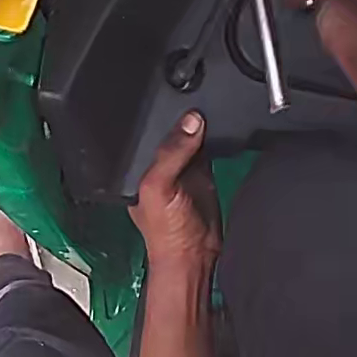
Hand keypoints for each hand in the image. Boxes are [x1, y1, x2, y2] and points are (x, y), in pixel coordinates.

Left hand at [131, 112, 219, 271]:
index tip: (179, 99)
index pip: (148, 132)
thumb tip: (191, 122)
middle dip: (183, 118)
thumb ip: (171, 155)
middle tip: (198, 100)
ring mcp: (182, 171)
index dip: (161, 116)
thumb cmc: (165, 233)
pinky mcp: (203, 175)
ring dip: (199, 127)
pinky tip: (218, 129)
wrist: (195, 257)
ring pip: (190, 137)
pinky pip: (209, 149)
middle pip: (171, 131)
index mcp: (137, 169)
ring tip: (209, 111)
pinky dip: (214, 139)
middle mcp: (159, 168)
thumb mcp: (158, 188)